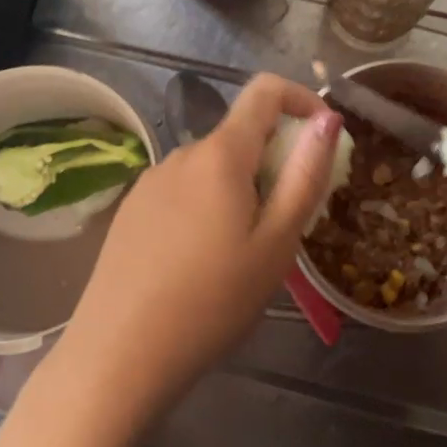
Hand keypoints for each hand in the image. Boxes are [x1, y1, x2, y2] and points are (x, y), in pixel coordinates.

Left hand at [58, 73, 342, 407]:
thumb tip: (328, 120)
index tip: (324, 135)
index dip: (302, 99)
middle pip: (240, 135)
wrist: (118, 355)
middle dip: (274, 160)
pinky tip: (202, 262)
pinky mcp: (131, 210)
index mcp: (221, 153)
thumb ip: (305, 175)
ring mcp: (151, 181)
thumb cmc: (212, 301)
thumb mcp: (276, 244)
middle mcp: (182, 153)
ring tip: (246, 252)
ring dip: (240, 188)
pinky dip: (208, 206)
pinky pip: (184, 191)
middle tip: (289, 220)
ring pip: (212, 167)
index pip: (265, 90)